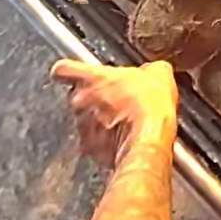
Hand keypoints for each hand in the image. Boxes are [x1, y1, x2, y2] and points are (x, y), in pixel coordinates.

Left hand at [51, 59, 177, 164]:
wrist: (148, 140)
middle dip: (95, 98)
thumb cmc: (148, 105)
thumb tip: (150, 72)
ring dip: (101, 120)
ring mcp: (83, 127)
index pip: (63, 69)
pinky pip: (94, 141)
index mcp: (93, 78)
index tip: (73, 70)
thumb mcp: (157, 72)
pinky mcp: (89, 150)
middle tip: (117, 98)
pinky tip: (125, 136)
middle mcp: (81, 102)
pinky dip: (106, 140)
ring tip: (125, 120)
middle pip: (78, 96)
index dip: (68, 70)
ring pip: (86, 120)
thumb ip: (145, 69)